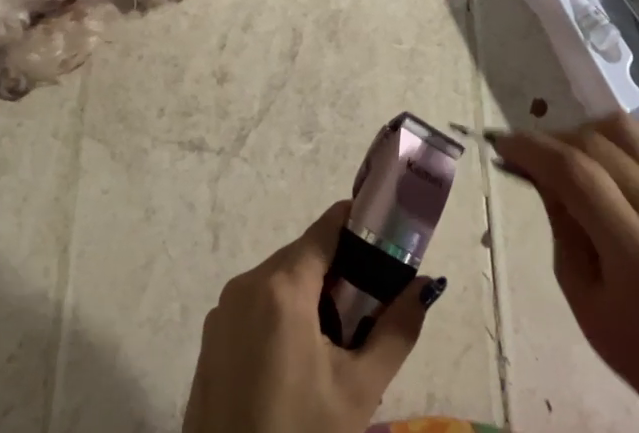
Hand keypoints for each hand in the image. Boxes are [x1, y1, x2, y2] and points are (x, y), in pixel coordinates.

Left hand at [182, 200, 445, 432]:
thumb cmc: (299, 431)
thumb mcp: (359, 388)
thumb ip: (397, 329)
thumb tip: (425, 286)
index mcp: (282, 286)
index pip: (328, 228)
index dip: (361, 226)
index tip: (391, 236)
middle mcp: (246, 284)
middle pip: (305, 257)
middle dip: (342, 274)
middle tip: (373, 311)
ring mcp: (223, 311)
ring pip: (281, 282)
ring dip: (314, 297)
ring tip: (341, 346)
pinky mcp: (212, 337)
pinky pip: (257, 306)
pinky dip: (284, 316)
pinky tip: (302, 362)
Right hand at [491, 115, 638, 432]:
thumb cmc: (633, 344)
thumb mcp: (579, 292)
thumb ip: (561, 224)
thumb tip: (536, 172)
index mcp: (638, 252)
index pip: (579, 175)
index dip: (535, 150)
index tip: (502, 143)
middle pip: (599, 146)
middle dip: (551, 139)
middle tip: (521, 151)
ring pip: (624, 132)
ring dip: (580, 133)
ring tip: (556, 154)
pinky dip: (605, 144)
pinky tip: (586, 162)